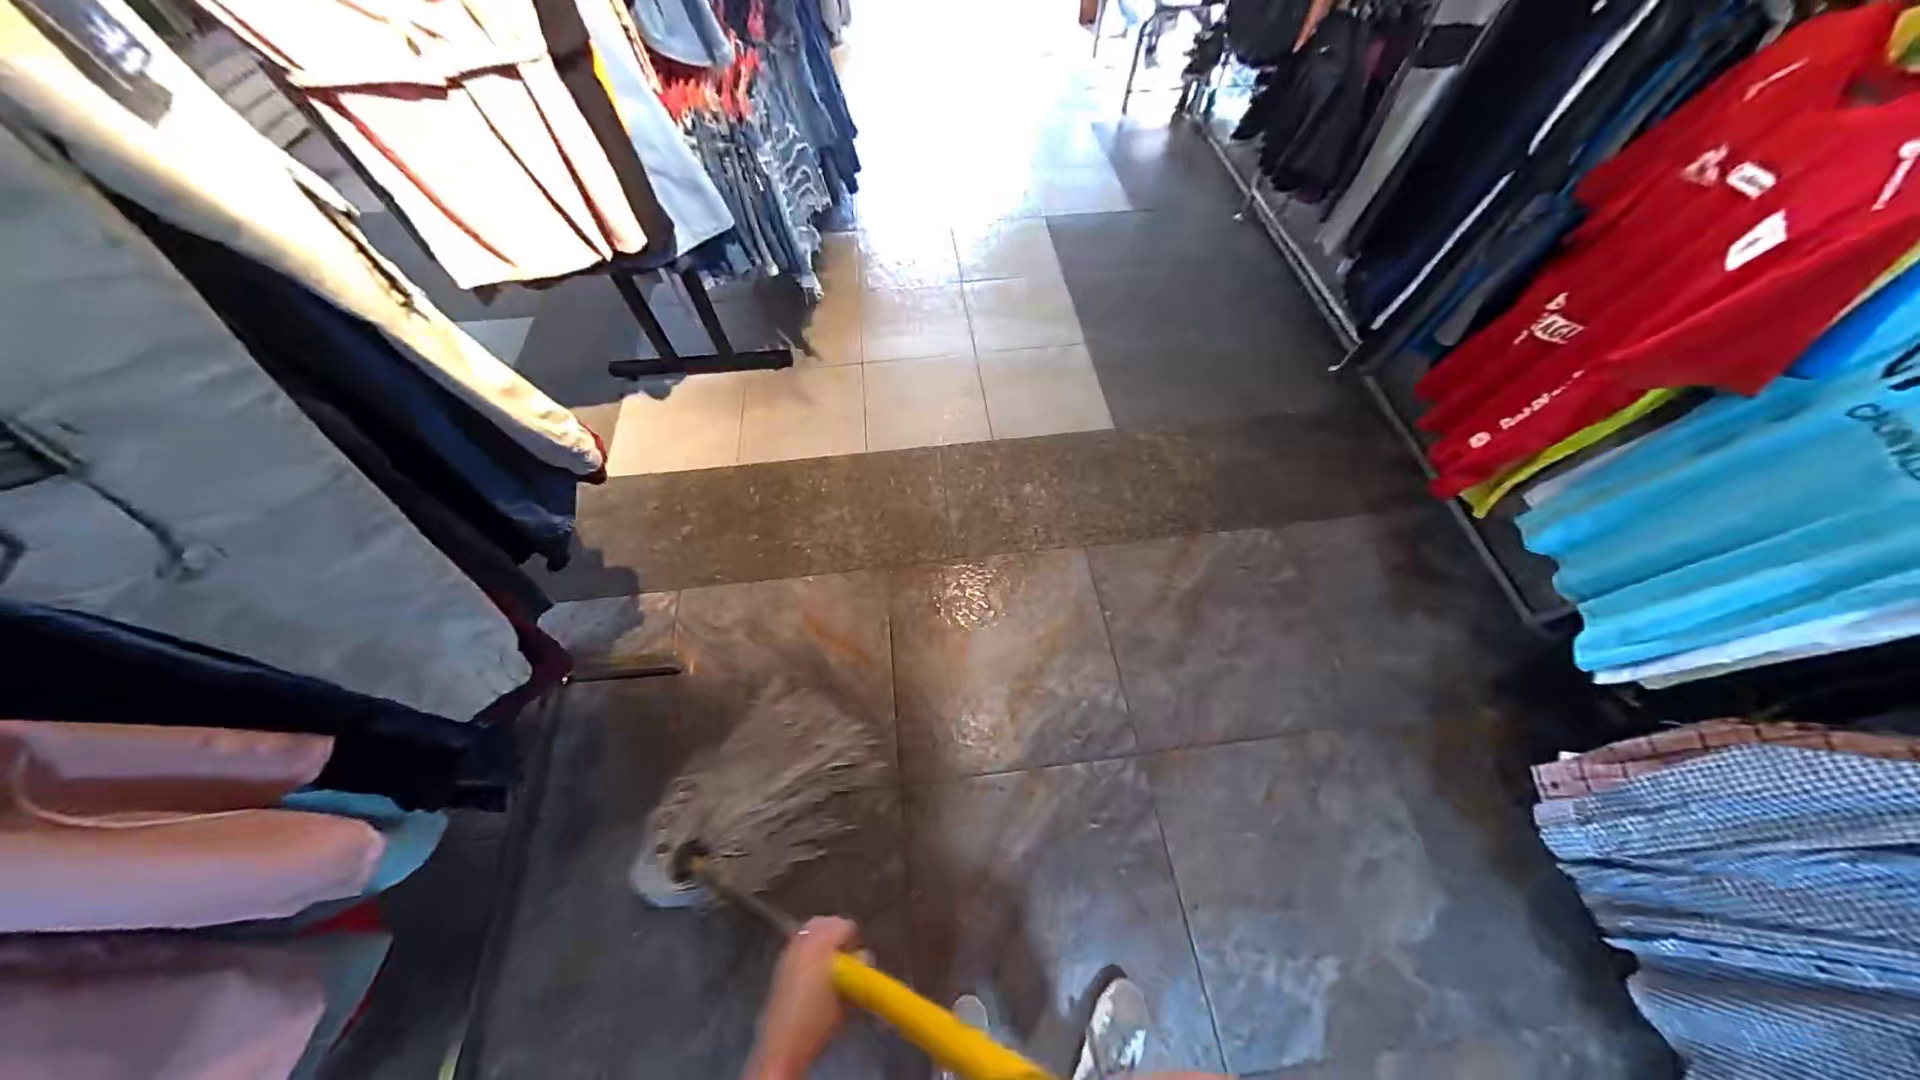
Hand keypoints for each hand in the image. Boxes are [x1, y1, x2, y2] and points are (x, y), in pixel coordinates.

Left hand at [745, 916, 859, 1079]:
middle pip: (827, 922)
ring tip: (830, 964)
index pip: (847, 926)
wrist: (782, 1044)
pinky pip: (800, 942)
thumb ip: (858, 970)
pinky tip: (813, 971)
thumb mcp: (848, 995)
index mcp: (823, 942)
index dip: (855, 941)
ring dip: (824, 939)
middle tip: (846, 959)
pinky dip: (810, 948)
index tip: (857, 960)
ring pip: (812, 929)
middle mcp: (805, 938)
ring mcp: (790, 948)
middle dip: (839, 935)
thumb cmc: (819, 1019)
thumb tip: (863, 958)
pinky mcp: (780, 961)